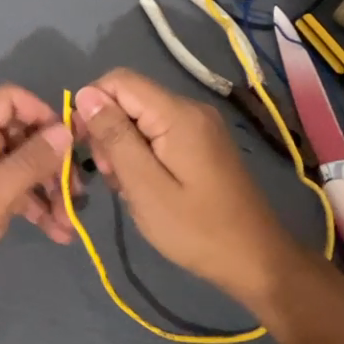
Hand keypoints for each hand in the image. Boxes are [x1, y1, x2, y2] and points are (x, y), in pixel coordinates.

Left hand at [0, 85, 74, 300]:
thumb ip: (29, 162)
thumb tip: (64, 131)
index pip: (8, 100)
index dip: (40, 112)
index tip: (68, 142)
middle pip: (23, 135)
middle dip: (53, 161)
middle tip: (76, 192)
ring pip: (24, 167)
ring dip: (50, 191)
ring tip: (70, 223)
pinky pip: (18, 193)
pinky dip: (38, 209)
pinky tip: (59, 234)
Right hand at [74, 69, 302, 308]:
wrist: (259, 262)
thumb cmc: (197, 230)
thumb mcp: (145, 187)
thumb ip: (114, 137)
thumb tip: (86, 94)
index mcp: (178, 115)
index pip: (118, 81)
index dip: (92, 106)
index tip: (84, 146)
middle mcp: (190, 109)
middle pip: (129, 98)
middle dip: (108, 130)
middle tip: (111, 176)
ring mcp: (200, 126)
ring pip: (140, 117)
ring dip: (123, 145)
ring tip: (127, 186)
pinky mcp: (203, 143)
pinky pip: (158, 132)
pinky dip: (141, 152)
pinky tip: (144, 184)